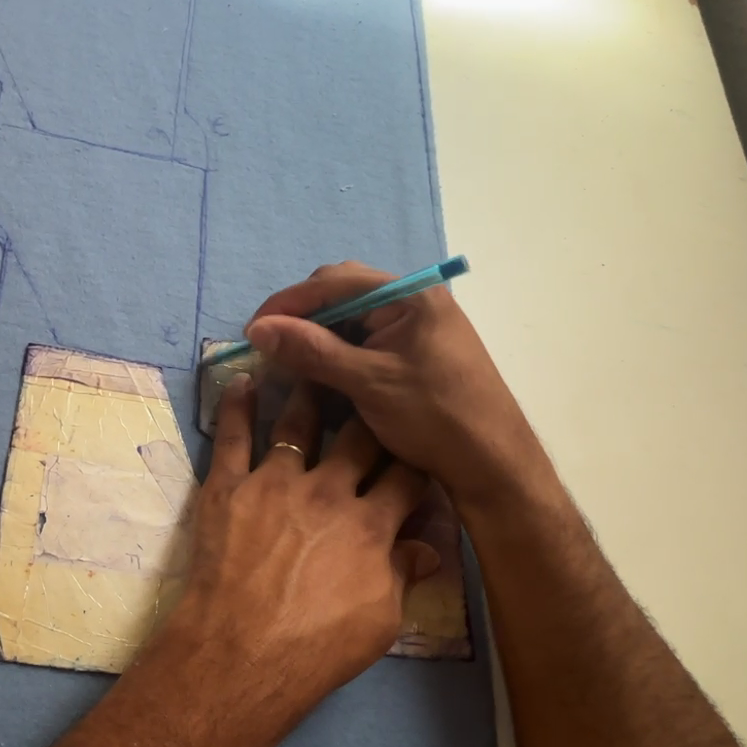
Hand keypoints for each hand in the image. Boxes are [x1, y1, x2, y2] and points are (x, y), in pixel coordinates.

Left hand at [157, 375, 430, 718]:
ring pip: (297, 424)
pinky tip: (240, 380)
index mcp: (369, 524)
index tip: (416, 441)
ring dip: (309, 395)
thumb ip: (401, 575)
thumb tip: (428, 550)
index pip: (403, 476)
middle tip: (370, 390)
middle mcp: (326, 491)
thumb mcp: (380, 620)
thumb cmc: (317, 646)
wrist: (241, 652)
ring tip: (314, 368)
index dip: (413, 456)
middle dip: (370, 413)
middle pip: (357, 439)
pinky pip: (232, 436)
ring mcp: (274, 483)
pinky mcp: (228, 486)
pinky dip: (235, 405)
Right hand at [244, 261, 554, 513]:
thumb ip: (312, 351)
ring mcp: (415, 325)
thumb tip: (257, 328)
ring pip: (351, 316)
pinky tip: (319, 370)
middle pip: (341, 292)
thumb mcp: (368, 383)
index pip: (333, 282)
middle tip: (269, 344)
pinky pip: (365, 336)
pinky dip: (337, 349)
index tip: (253, 331)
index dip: (287, 303)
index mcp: (410, 295)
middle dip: (301, 314)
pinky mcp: (414, 349)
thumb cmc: (436, 418)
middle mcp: (414, 300)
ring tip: (287, 359)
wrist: (494, 464)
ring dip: (317, 333)